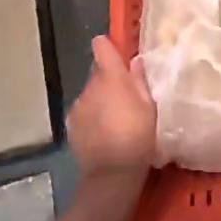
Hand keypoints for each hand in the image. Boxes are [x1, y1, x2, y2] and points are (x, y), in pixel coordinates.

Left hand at [69, 36, 156, 191]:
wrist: (111, 174)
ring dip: (99, 98)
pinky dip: (91, 115)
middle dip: (109, 80)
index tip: (115, 52)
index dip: (107, 46)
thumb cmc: (138, 136)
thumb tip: (135, 61)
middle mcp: (91, 86)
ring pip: (90, 93)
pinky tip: (102, 131)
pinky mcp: (71, 124)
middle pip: (98, 73)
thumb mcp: (149, 106)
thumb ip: (140, 80)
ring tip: (113, 118)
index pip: (102, 47)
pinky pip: (83, 111)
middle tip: (125, 97)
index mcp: (112, 77)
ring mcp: (78, 105)